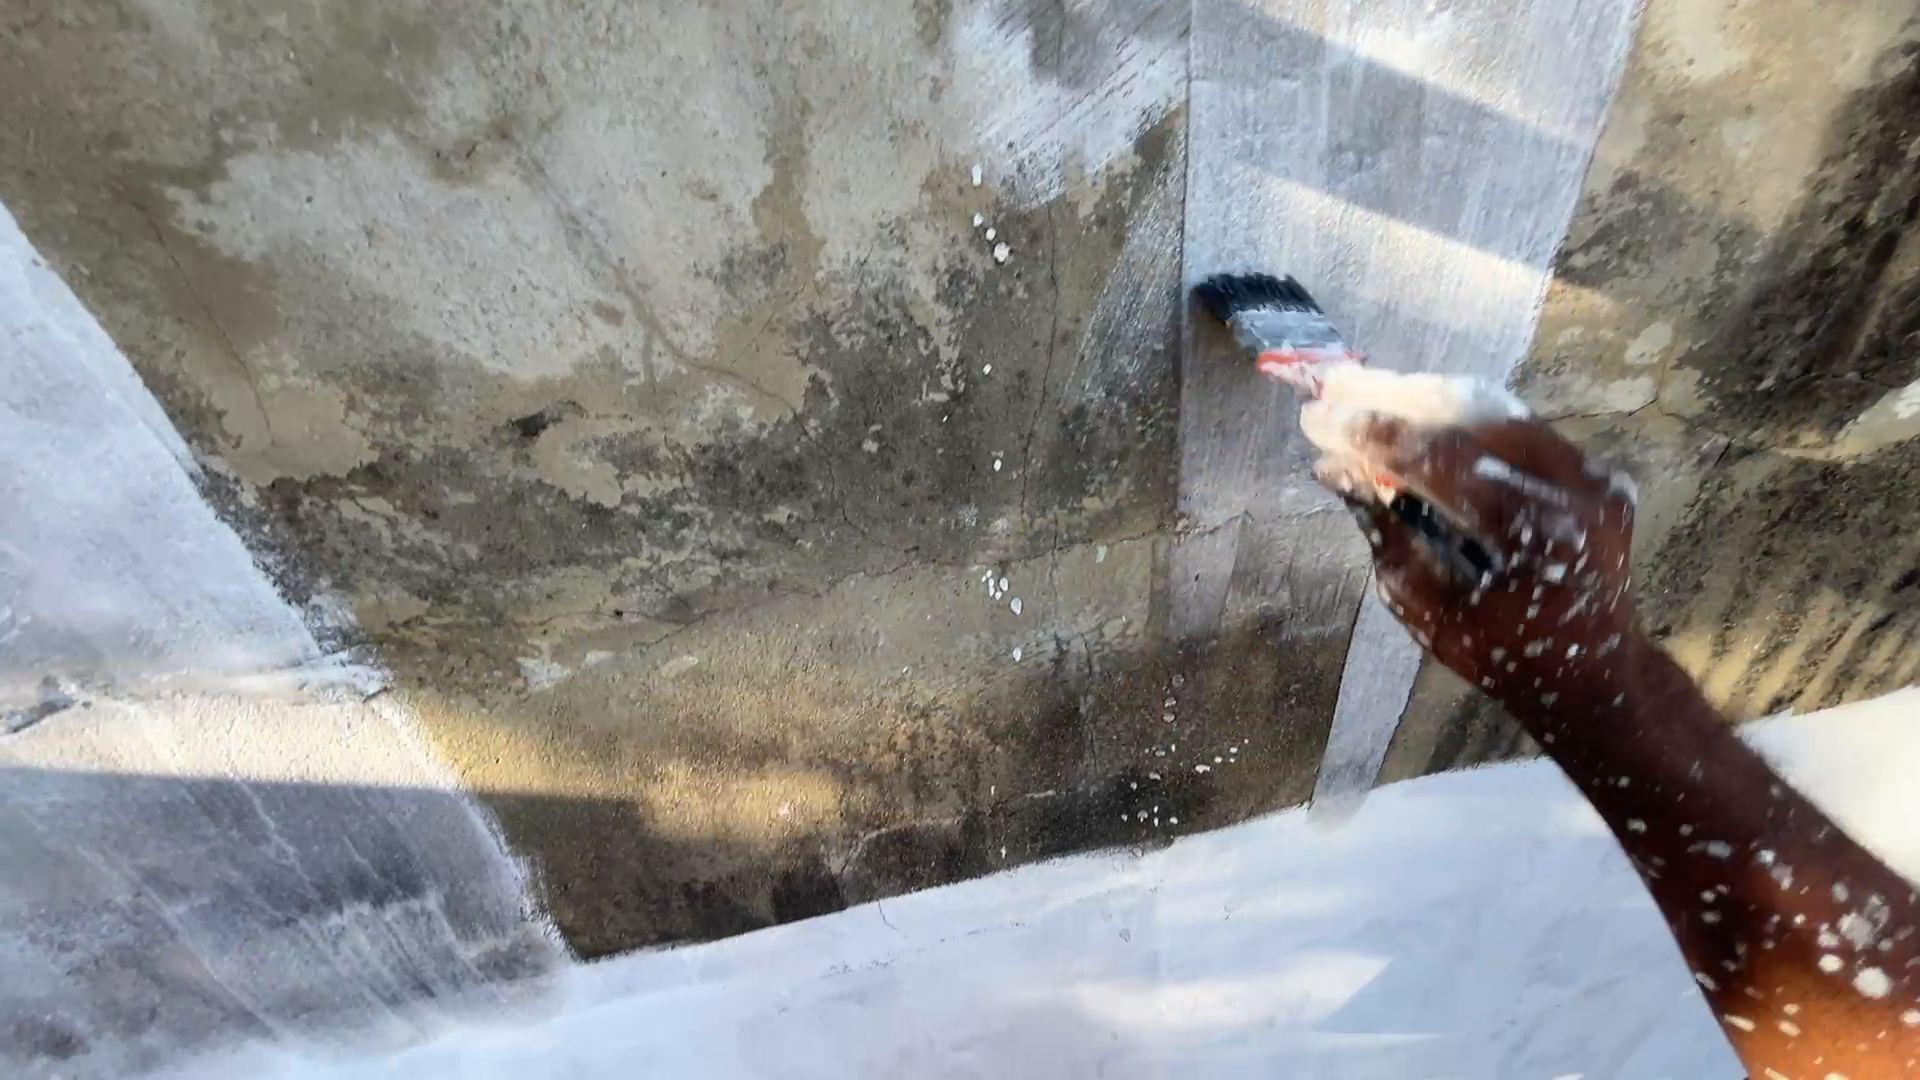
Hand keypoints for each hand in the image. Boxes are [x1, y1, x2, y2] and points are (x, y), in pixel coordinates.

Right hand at [1302, 393, 1640, 715]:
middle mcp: (1574, 487)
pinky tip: (1407, 406)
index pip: (1438, 457)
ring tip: (1359, 388)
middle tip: (1330, 385)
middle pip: (1469, 413)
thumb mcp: (1419, 602)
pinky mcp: (1589, 466)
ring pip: (1491, 407)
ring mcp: (1591, 470)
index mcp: (1531, 532)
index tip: (1316, 416)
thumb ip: (1382, 528)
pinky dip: (1451, 413)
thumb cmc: (1492, 650)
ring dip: (1418, 396)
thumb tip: (1334, 468)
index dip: (1370, 433)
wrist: (1588, 668)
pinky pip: (1509, 423)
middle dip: (1389, 397)